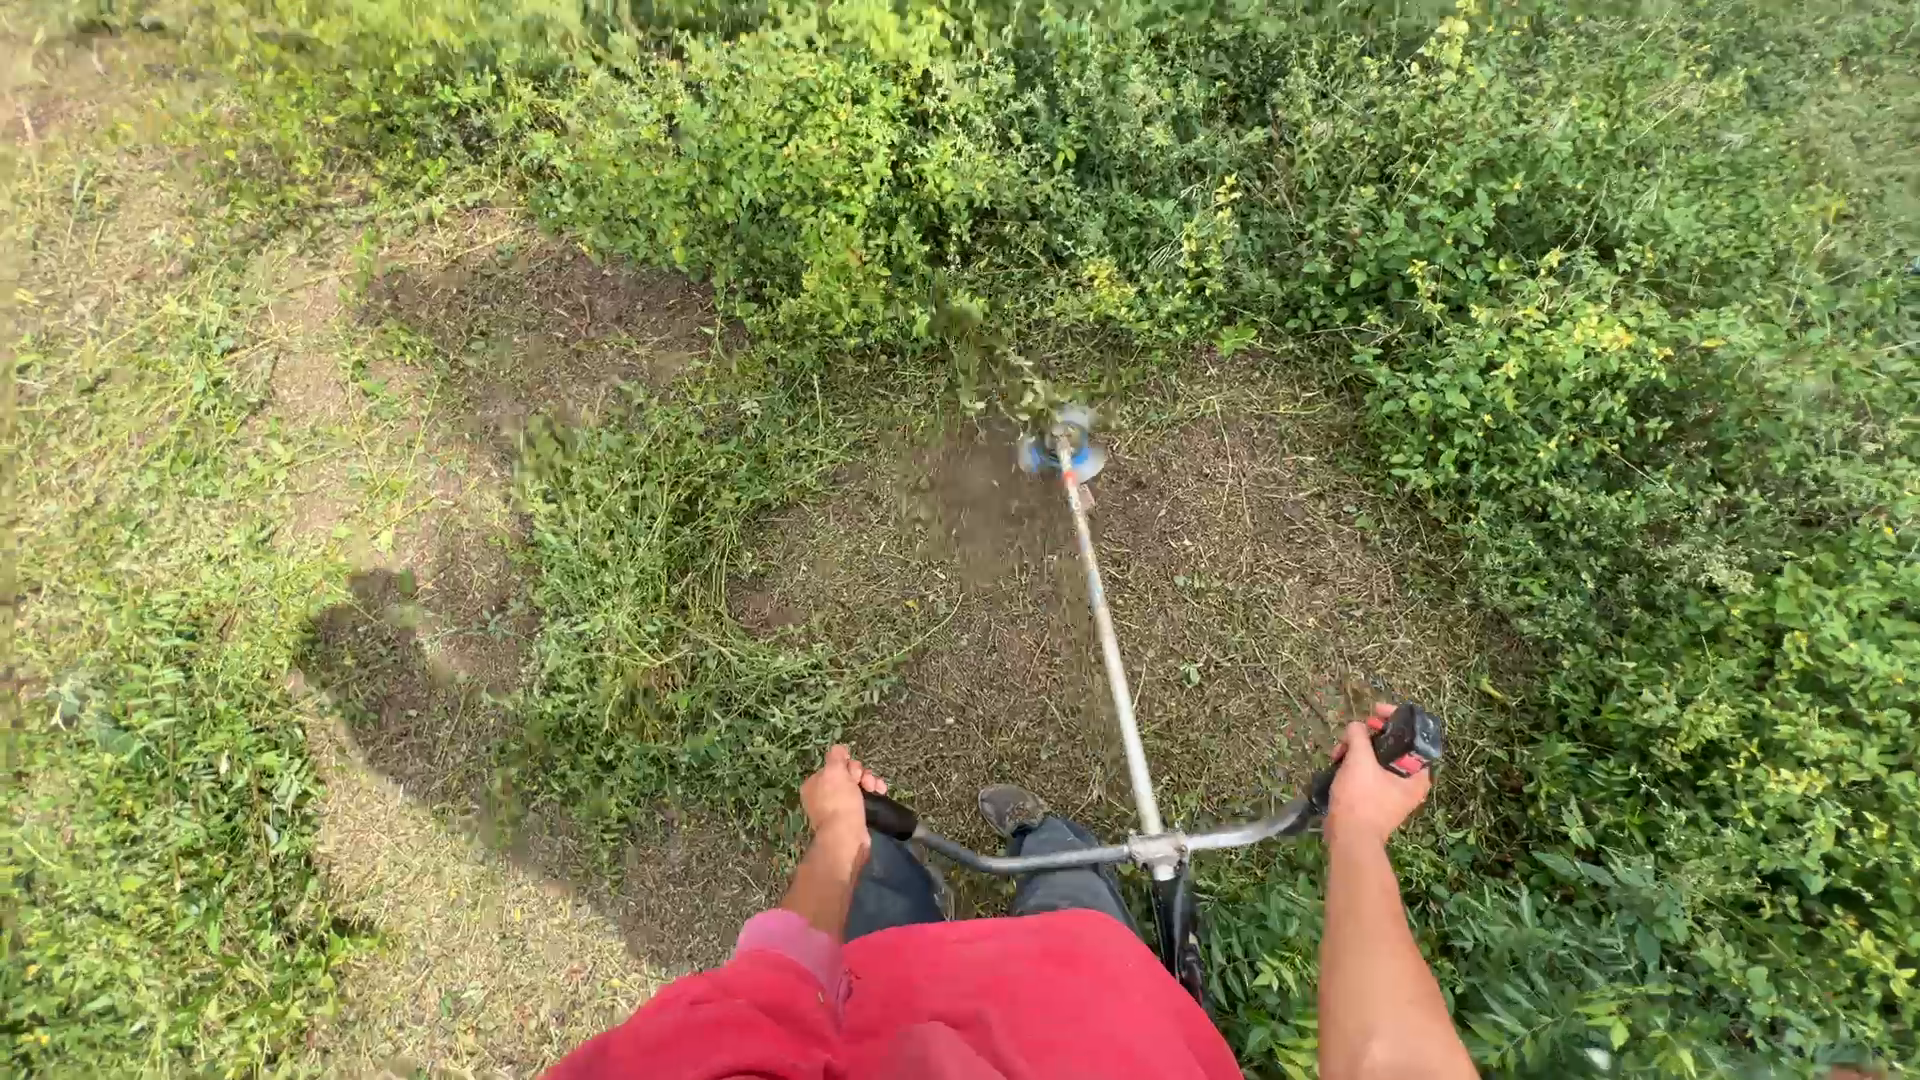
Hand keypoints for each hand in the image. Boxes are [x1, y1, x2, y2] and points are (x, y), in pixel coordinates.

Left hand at [800, 744, 887, 852]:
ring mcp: (836, 807)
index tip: (854, 772)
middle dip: (861, 774)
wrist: (847, 836)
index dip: (847, 765)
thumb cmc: (839, 801)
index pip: (833, 765)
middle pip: (847, 773)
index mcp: (813, 784)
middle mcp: (822, 795)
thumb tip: (840, 750)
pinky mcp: (850, 816)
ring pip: (857, 784)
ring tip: (877, 788)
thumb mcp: (834, 771)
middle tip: (866, 782)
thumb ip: (836, 755)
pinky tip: (880, 792)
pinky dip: (872, 793)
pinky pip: (862, 797)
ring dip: (870, 781)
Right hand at [1325, 703, 1431, 848]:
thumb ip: (1359, 736)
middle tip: (1351, 732)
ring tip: (1338, 753)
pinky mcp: (1378, 797)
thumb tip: (1356, 727)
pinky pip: (1370, 771)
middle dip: (1367, 735)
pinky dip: (1355, 764)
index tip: (1373, 711)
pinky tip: (1339, 763)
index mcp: (1417, 774)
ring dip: (1357, 749)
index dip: (1393, 718)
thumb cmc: (1361, 798)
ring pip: (1378, 758)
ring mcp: (1394, 791)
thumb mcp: (1359, 761)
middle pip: (1392, 745)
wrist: (1350, 836)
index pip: (1413, 736)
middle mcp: (1411, 782)